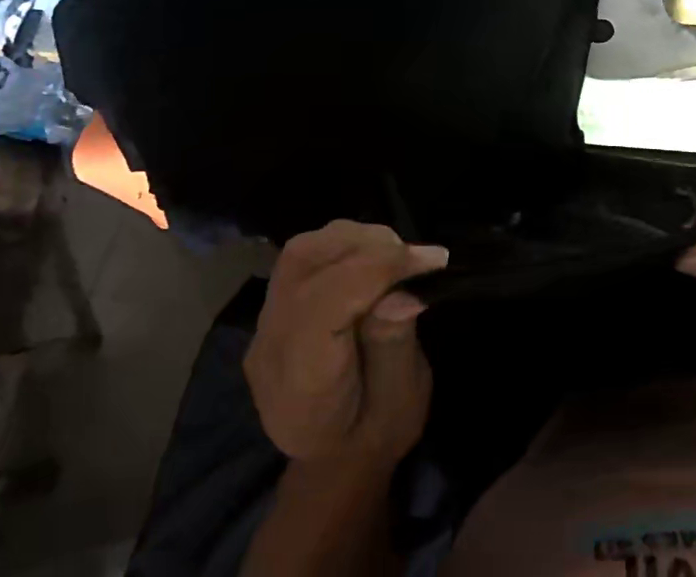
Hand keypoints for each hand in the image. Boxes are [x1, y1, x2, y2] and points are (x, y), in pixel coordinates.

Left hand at [245, 220, 448, 465]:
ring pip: (298, 253)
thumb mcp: (400, 403)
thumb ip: (393, 346)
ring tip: (394, 253)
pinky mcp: (273, 308)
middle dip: (364, 245)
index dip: (378, 268)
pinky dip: (338, 246)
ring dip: (351, 240)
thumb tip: (401, 292)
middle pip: (303, 265)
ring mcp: (264, 324)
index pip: (326, 301)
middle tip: (412, 255)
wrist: (334, 455)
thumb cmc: (374, 434)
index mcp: (301, 380)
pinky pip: (299, 260)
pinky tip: (368, 258)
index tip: (431, 260)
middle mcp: (270, 344)